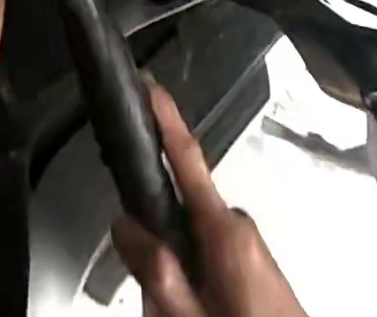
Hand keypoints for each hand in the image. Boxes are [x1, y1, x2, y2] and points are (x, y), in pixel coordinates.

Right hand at [111, 83, 307, 316]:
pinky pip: (209, 260)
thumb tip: (122, 220)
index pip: (187, 157)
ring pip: (192, 242)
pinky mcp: (254, 268)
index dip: (166, 118)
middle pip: (180, 209)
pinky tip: (189, 311)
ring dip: (173, 271)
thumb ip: (155, 270)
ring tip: (170, 312)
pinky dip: (191, 282)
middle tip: (142, 287)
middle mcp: (238, 226)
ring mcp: (250, 247)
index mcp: (223, 229)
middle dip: (153, 234)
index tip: (148, 82)